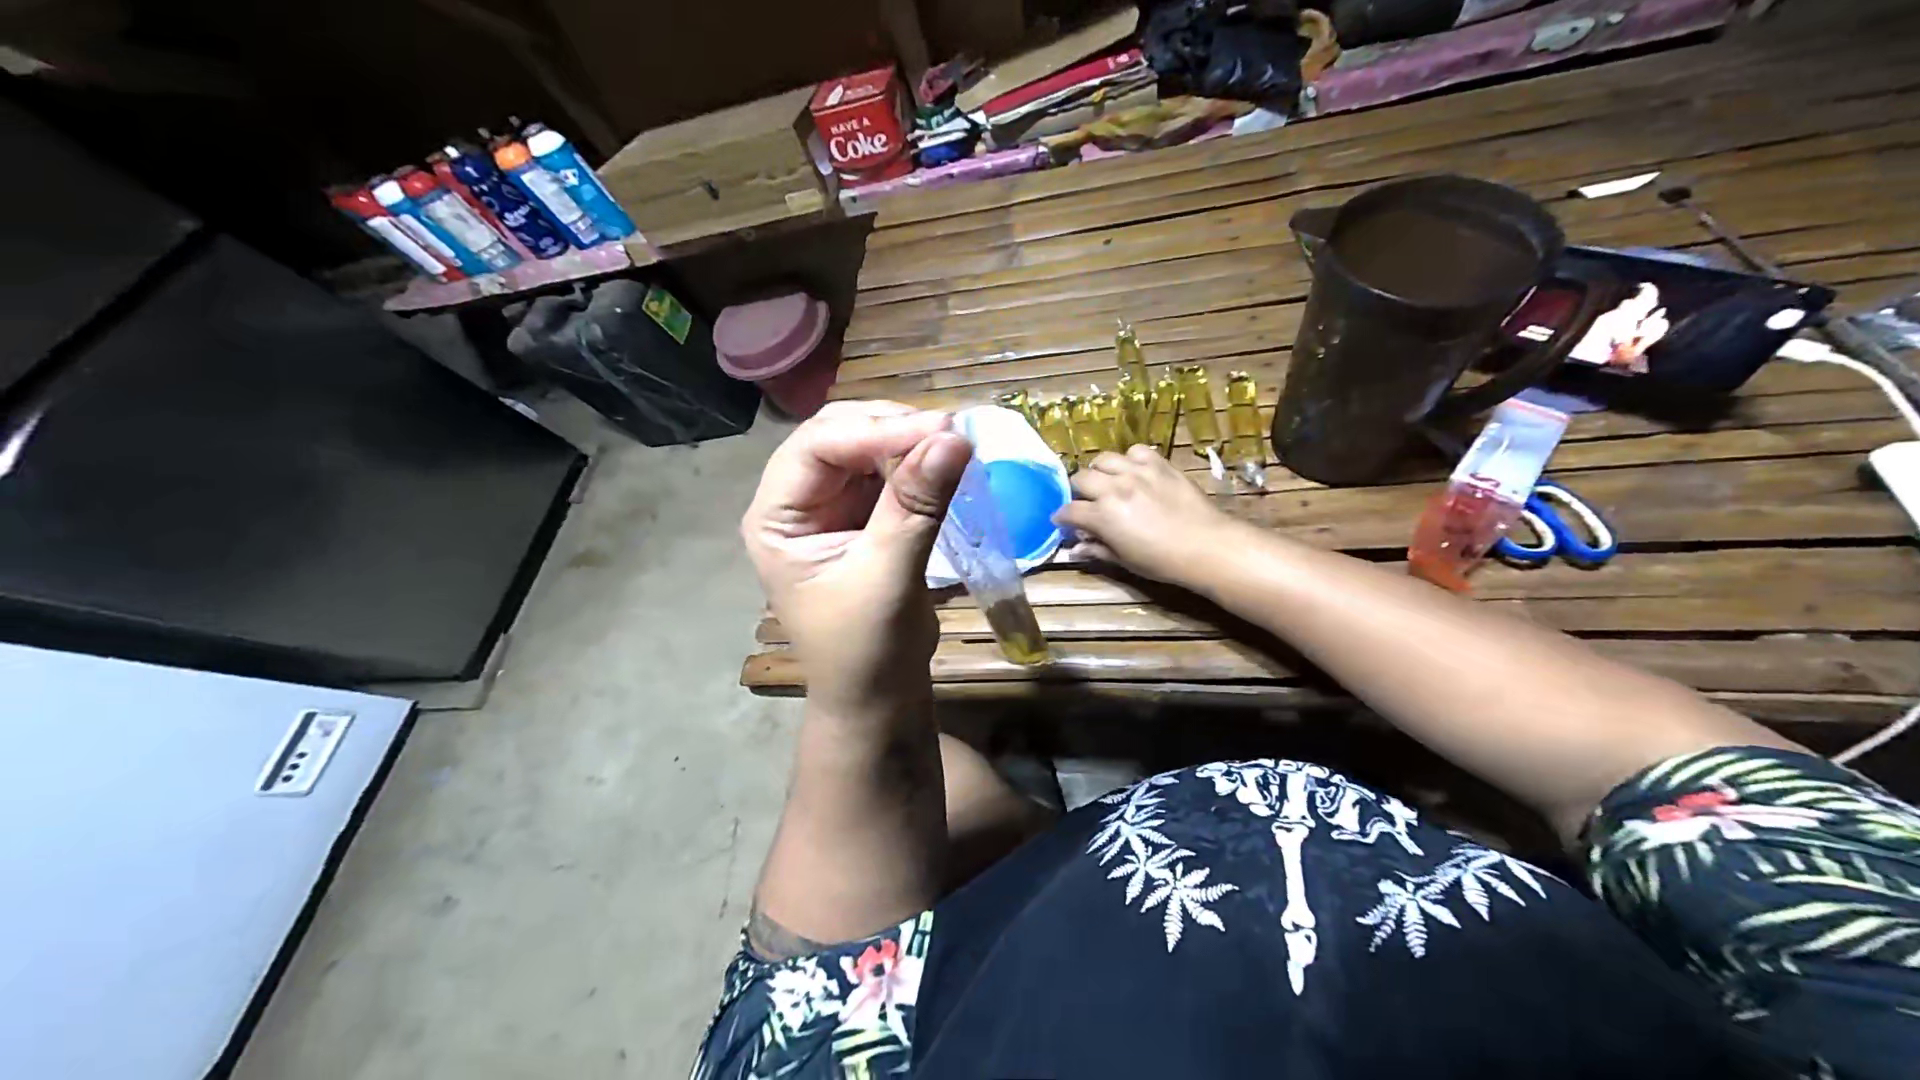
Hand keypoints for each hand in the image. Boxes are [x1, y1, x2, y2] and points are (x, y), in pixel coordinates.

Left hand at [741, 402, 971, 716]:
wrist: (877, 694)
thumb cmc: (866, 649)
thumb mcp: (889, 577)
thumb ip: (916, 507)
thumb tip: (955, 439)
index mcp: (775, 518)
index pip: (816, 448)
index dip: (875, 431)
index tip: (940, 429)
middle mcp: (796, 501)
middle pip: (837, 435)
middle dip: (891, 428)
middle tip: (951, 432)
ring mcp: (829, 505)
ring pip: (865, 446)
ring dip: (908, 440)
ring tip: (955, 443)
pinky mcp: (861, 514)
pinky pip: (887, 470)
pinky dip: (917, 461)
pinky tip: (945, 462)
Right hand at [1052, 445, 1239, 584]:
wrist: (1206, 545)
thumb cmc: (1162, 561)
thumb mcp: (1124, 560)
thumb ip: (1097, 549)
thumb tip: (1075, 548)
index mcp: (1103, 516)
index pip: (1069, 511)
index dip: (1062, 517)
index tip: (1062, 521)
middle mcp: (1114, 488)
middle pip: (1080, 478)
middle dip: (1077, 491)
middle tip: (1086, 502)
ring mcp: (1137, 472)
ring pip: (1104, 459)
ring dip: (1100, 471)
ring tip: (1107, 482)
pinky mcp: (1158, 463)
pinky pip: (1135, 451)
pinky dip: (1129, 460)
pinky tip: (1133, 472)